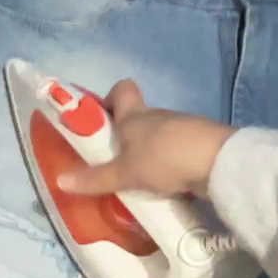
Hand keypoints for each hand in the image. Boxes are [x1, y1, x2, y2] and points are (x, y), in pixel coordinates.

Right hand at [56, 80, 234, 197]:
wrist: (217, 163)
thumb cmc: (163, 158)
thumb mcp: (124, 172)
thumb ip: (95, 178)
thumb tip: (59, 180)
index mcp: (135, 115)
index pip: (121, 90)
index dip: (110, 100)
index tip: (101, 119)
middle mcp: (157, 116)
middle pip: (138, 117)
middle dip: (125, 136)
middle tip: (113, 162)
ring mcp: (180, 130)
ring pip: (157, 137)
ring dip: (148, 154)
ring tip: (138, 182)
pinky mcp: (198, 146)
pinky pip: (175, 153)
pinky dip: (168, 167)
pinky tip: (164, 187)